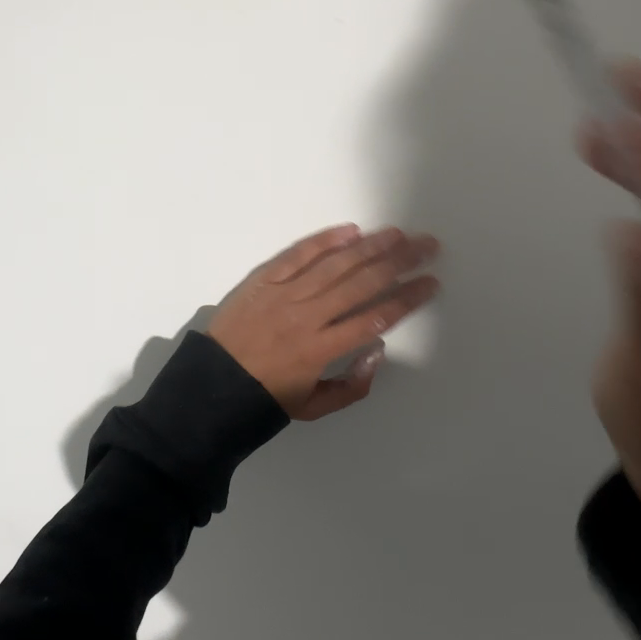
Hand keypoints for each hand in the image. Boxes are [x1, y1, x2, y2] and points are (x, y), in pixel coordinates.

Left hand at [206, 224, 441, 420]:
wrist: (210, 385)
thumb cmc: (265, 398)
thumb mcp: (313, 408)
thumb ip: (351, 387)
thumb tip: (378, 351)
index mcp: (321, 350)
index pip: (375, 318)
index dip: (407, 299)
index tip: (431, 284)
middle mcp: (308, 317)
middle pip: (362, 284)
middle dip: (399, 263)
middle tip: (426, 247)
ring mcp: (284, 295)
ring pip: (335, 265)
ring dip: (370, 247)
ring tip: (397, 233)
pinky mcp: (264, 280)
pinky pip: (297, 255)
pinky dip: (324, 242)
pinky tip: (349, 231)